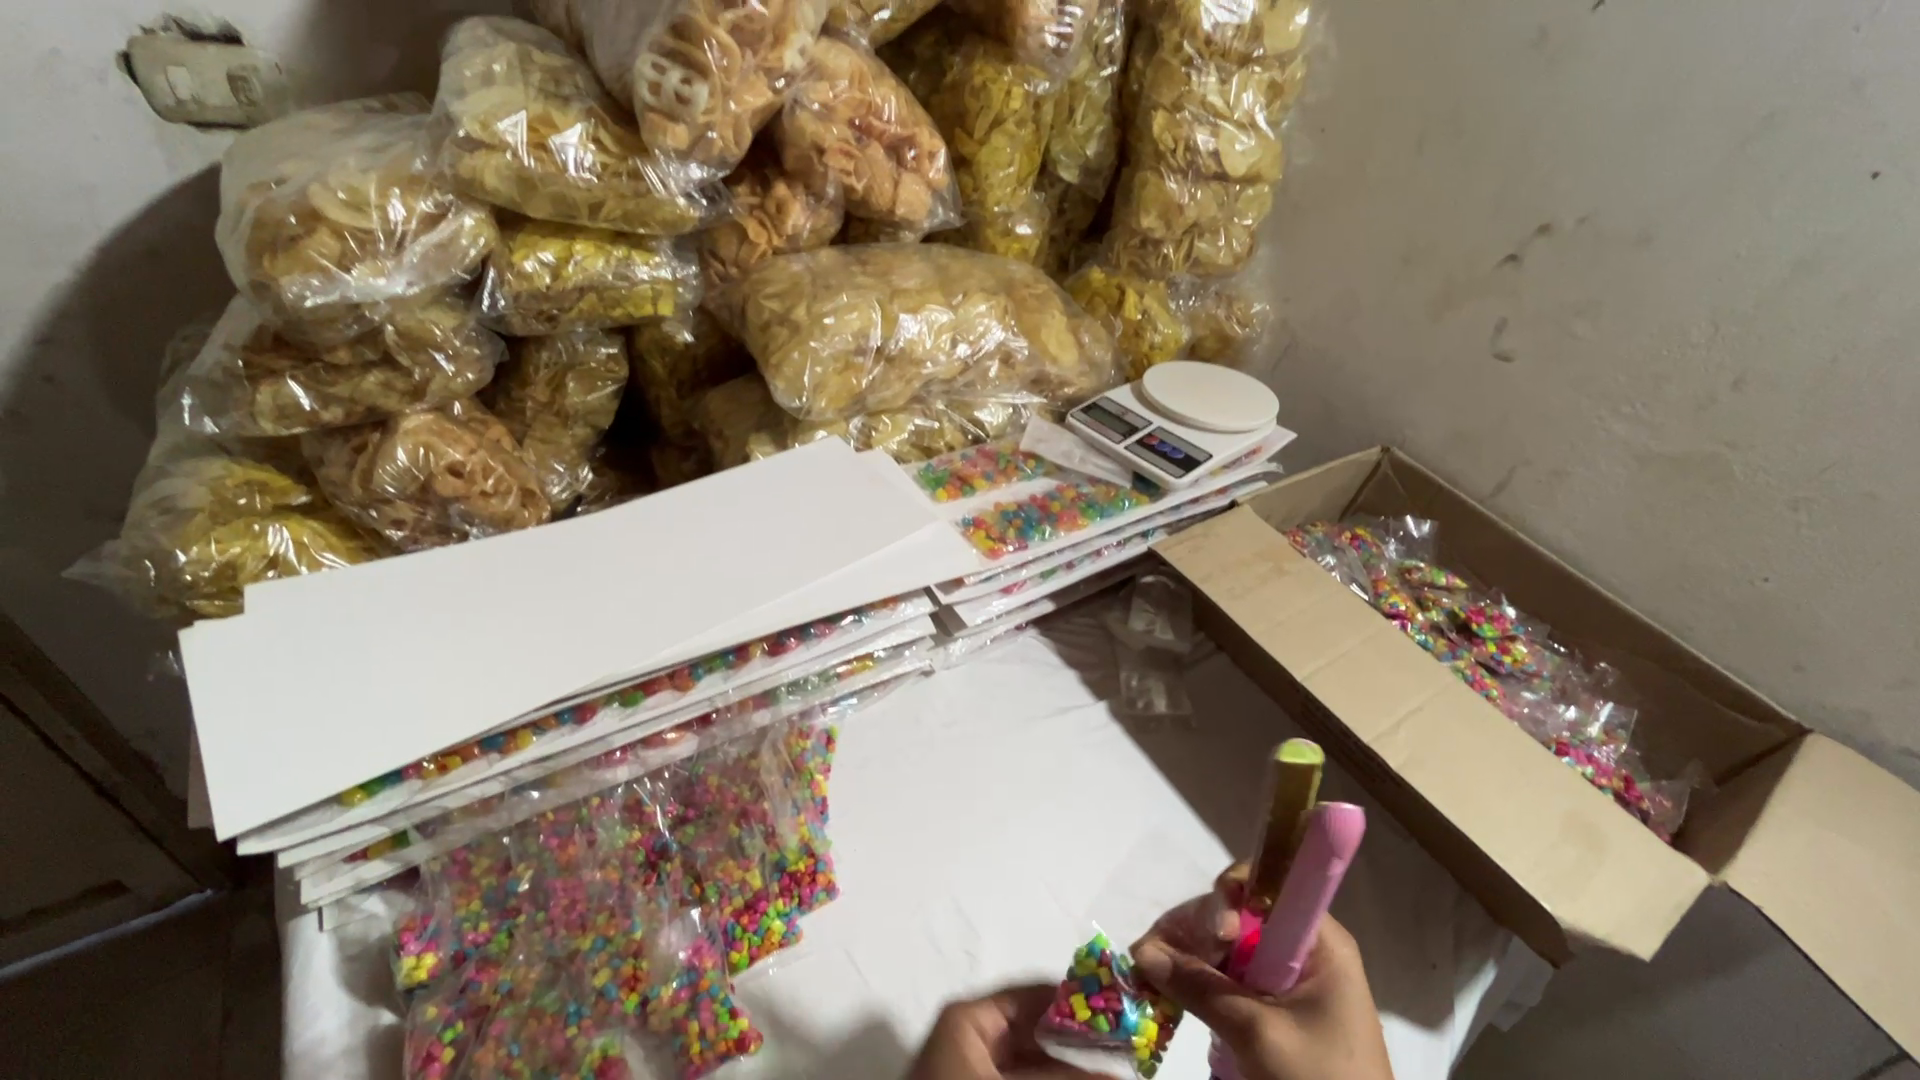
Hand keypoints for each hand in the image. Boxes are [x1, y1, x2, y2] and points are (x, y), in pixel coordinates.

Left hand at [907, 984, 1103, 1079]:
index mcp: (970, 1019)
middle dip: (1079, 1046)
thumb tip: (1122, 1079)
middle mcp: (972, 1036)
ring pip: (1032, 1063)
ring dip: (1069, 1072)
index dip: (1075, 1002)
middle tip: (1123, 1048)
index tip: (1118, 1010)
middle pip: (1036, 1032)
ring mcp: (973, 1068)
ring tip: (1115, 1073)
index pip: (1032, 995)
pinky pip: (1021, 1078)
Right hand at [1132, 865, 1394, 1079]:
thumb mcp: (1257, 1033)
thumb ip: (1200, 988)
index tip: (1210, 933)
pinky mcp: (1275, 1003)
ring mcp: (1287, 976)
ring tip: (1150, 974)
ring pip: (1227, 945)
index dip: (1230, 895)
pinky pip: (1230, 976)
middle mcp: (1302, 946)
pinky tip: (1170, 988)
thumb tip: (1141, 952)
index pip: (1268, 885)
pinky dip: (1199, 979)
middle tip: (1151, 956)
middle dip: (1194, 930)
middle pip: (1237, 913)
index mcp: (1318, 940)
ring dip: (1188, 955)